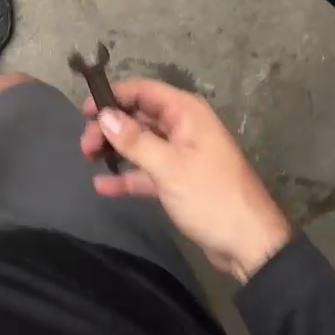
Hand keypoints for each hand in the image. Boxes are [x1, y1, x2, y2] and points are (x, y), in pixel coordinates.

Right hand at [80, 78, 291, 282]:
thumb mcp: (169, 167)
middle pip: (139, 116)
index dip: (113, 96)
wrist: (249, 244)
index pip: (143, 90)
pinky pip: (147, 170)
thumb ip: (135, 140)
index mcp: (186, 112)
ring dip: (115, 149)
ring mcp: (181, 154)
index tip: (85, 110)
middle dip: (110, 126)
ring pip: (140, 143)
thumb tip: (104, 115)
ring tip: (88, 159)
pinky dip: (128, 175)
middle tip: (85, 145)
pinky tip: (103, 185)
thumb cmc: (211, 195)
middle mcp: (183, 126)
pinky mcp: (179, 180)